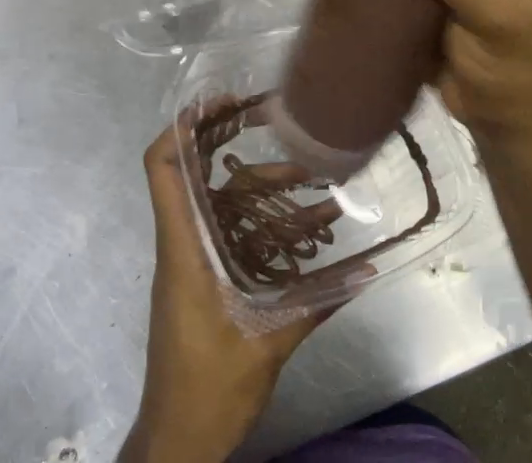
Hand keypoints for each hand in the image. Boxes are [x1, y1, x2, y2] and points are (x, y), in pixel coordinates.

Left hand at [119, 122, 337, 462]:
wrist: (179, 438)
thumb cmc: (210, 388)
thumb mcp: (268, 343)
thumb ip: (317, 302)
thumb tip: (368, 270)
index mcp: (184, 249)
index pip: (163, 171)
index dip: (184, 127)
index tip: (222, 102)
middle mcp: (184, 246)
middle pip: (193, 173)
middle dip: (227, 138)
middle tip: (269, 115)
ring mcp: (194, 262)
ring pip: (223, 206)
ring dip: (264, 189)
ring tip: (316, 182)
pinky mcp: (206, 280)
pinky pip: (235, 236)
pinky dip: (267, 225)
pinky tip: (311, 228)